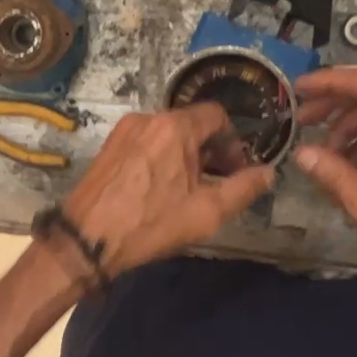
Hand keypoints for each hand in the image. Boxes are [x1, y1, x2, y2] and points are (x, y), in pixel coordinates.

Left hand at [59, 103, 275, 276]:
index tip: (234, 171)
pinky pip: (146, 143)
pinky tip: (158, 190)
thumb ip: (244, 189)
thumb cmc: (150, 224)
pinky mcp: (108, 146)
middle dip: (209, 151)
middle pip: (191, 124)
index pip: (217, 115)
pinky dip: (160, 159)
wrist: (87, 240)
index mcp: (175, 126)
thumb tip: (268, 173)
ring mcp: (124, 131)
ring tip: (185, 191)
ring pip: (167, 135)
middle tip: (213, 185)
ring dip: (184, 156)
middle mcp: (148, 118)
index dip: (233, 142)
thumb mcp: (207, 212)